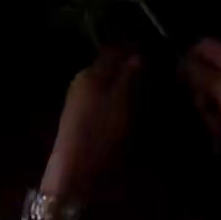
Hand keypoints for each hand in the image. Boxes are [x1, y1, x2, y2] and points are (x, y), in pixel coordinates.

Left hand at [41, 48, 140, 196]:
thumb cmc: (100, 133)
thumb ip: (127, 77)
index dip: (129, 47)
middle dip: (123, 61)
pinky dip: (111, 91)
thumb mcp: (120, 104)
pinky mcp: (76, 114)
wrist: (73, 172)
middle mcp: (81, 79)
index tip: (148, 47)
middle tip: (146, 65)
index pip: (111, 50)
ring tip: (138, 82)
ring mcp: (76, 96)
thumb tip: (136, 55)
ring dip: (117, 77)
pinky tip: (122, 100)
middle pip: (104, 63)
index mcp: (91, 72)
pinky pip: (97, 91)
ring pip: (101, 77)